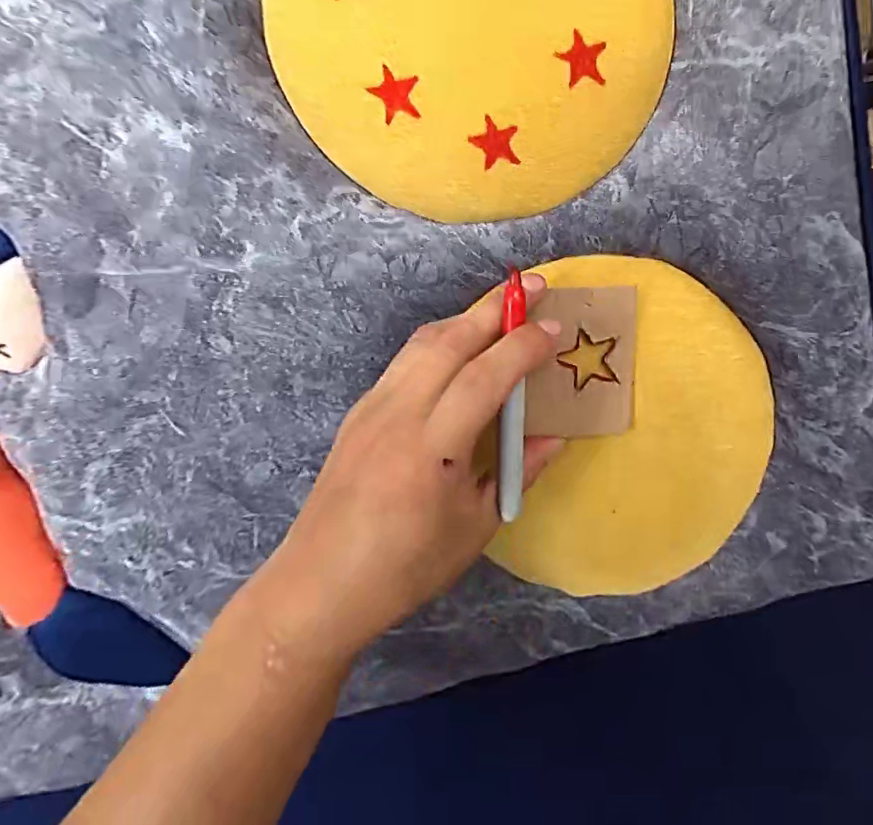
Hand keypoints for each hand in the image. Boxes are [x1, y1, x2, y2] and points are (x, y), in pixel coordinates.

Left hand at [254, 274, 565, 661]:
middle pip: (451, 341)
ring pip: (423, 342)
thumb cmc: (405, 567)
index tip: (554, 330)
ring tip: (500, 310)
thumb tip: (553, 437)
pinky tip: (458, 349)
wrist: (318, 586)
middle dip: (496, 308)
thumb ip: (517, 473)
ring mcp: (372, 407)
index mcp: (432, 448)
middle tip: (532, 286)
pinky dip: (440, 340)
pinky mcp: (359, 411)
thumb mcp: (476, 527)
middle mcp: (399, 413)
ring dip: (465, 317)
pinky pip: (405, 359)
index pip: (486, 376)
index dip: (523, 346)